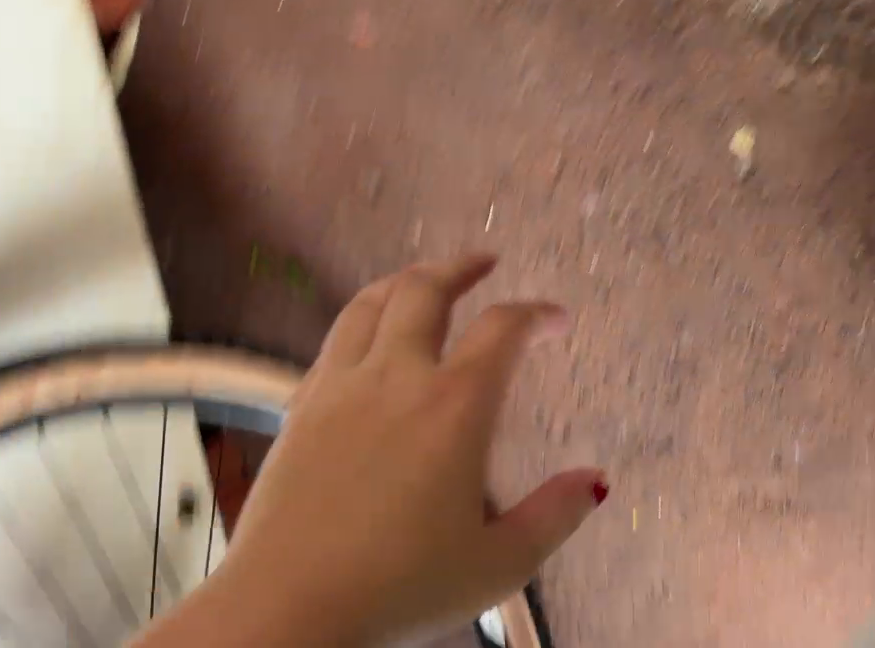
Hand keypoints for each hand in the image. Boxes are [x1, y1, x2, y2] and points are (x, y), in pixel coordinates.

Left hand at [133, 255, 604, 646]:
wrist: (276, 621)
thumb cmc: (397, 588)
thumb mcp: (497, 563)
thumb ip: (555, 515)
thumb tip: (598, 481)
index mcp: (456, 403)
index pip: (506, 327)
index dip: (538, 313)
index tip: (557, 320)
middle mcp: (398, 379)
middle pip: (426, 290)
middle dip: (461, 268)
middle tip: (485, 262)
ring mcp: (339, 391)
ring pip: (369, 306)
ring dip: (405, 282)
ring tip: (425, 279)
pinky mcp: (297, 414)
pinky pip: (332, 344)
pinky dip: (363, 323)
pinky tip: (370, 342)